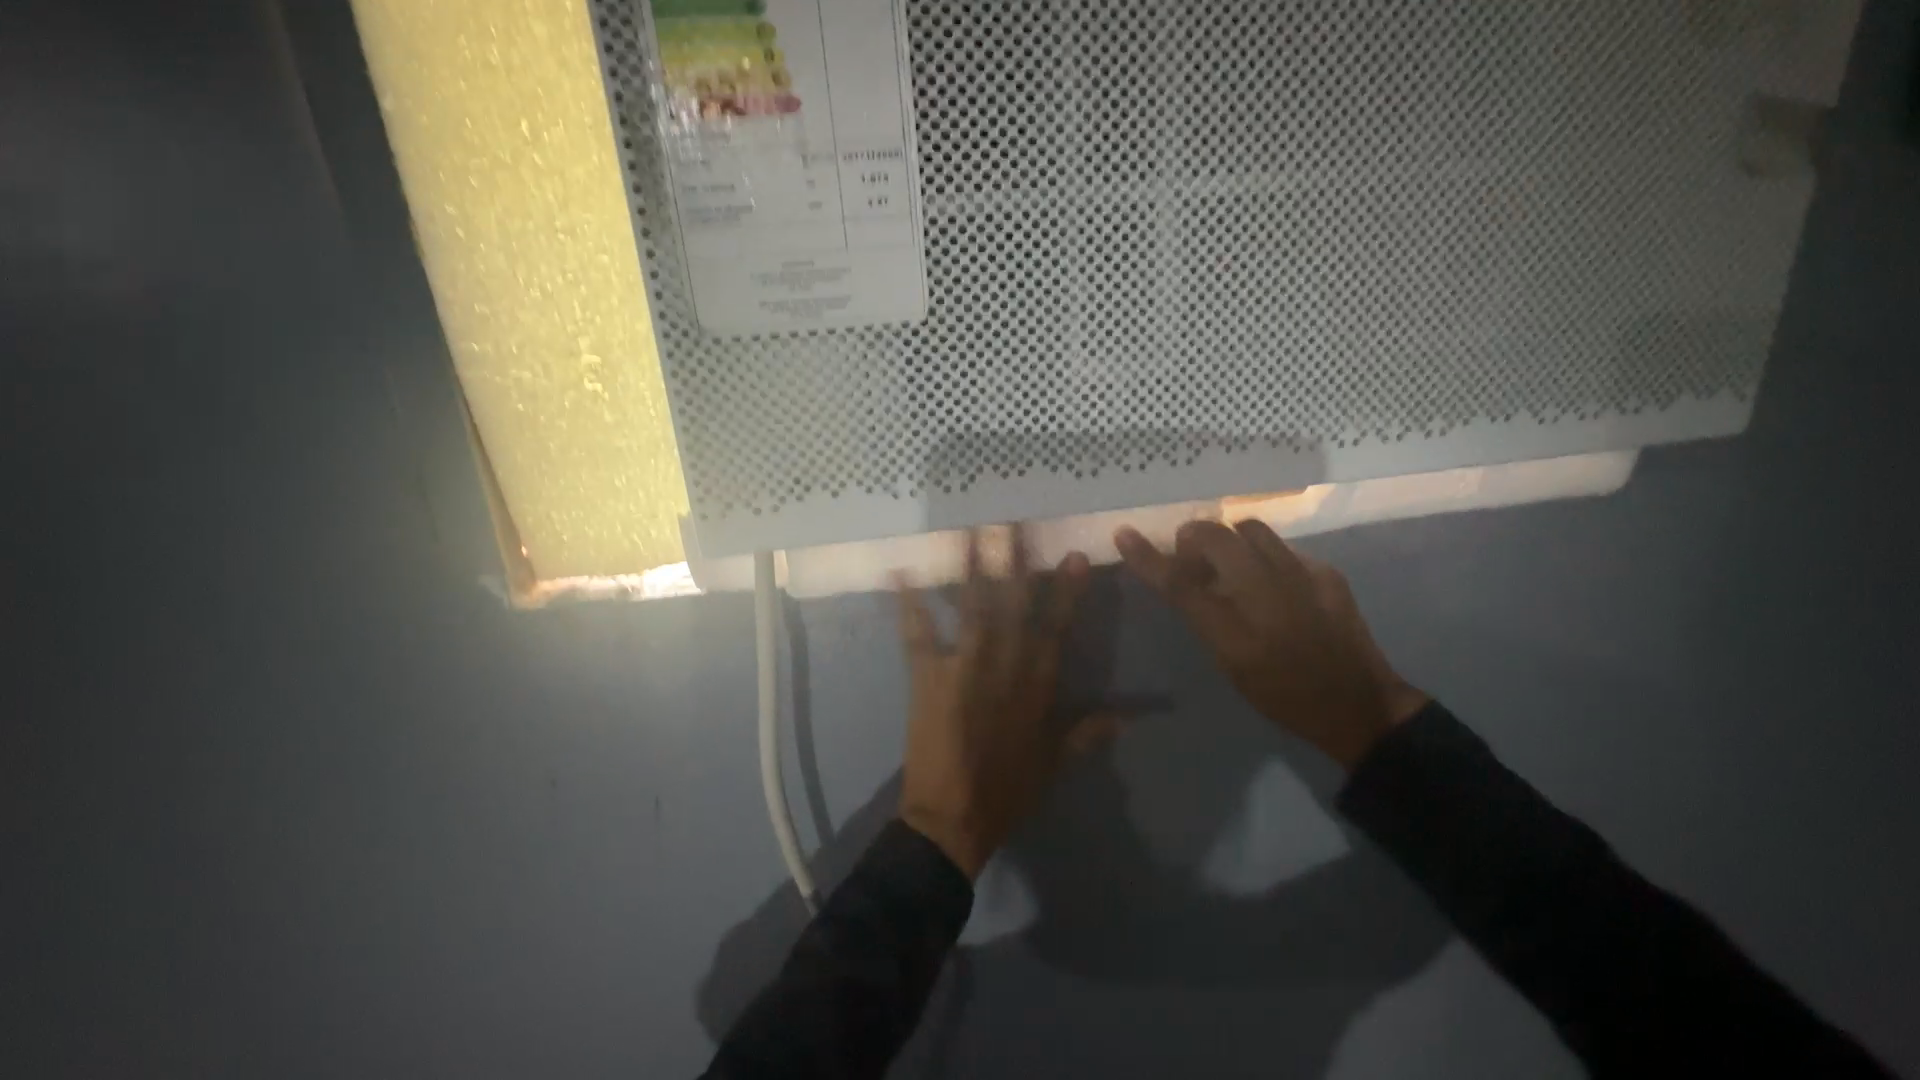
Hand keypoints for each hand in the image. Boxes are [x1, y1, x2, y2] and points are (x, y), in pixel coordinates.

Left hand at [895, 527, 1114, 879]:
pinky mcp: (927, 677)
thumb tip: (1131, 716)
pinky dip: (909, 603)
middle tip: (1013, 518)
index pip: (1056, 629)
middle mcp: (1003, 667)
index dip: (1066, 592)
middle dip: (1014, 561)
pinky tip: (901, 571)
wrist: (953, 818)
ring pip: (971, 607)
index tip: (1073, 554)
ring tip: (968, 528)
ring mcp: (963, 667)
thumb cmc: (1007, 790)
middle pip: (1013, 605)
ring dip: (969, 567)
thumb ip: (1089, 733)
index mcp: (1037, 686)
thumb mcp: (1056, 763)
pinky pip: (917, 634)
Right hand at [1115, 519, 1428, 768]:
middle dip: (1193, 539)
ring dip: (1229, 539)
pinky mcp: (1327, 572)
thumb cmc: (1283, 695)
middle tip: (1190, 559)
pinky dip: (1264, 555)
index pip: (1180, 582)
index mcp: (1236, 633)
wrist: (1357, 704)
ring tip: (1230, 563)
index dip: (1148, 557)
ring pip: (1250, 530)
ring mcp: (1304, 577)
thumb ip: (1206, 617)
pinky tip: (1272, 580)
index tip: (1124, 535)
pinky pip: (1282, 546)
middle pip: (1215, 538)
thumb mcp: (1232, 665)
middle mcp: (1268, 596)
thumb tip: (1186, 576)